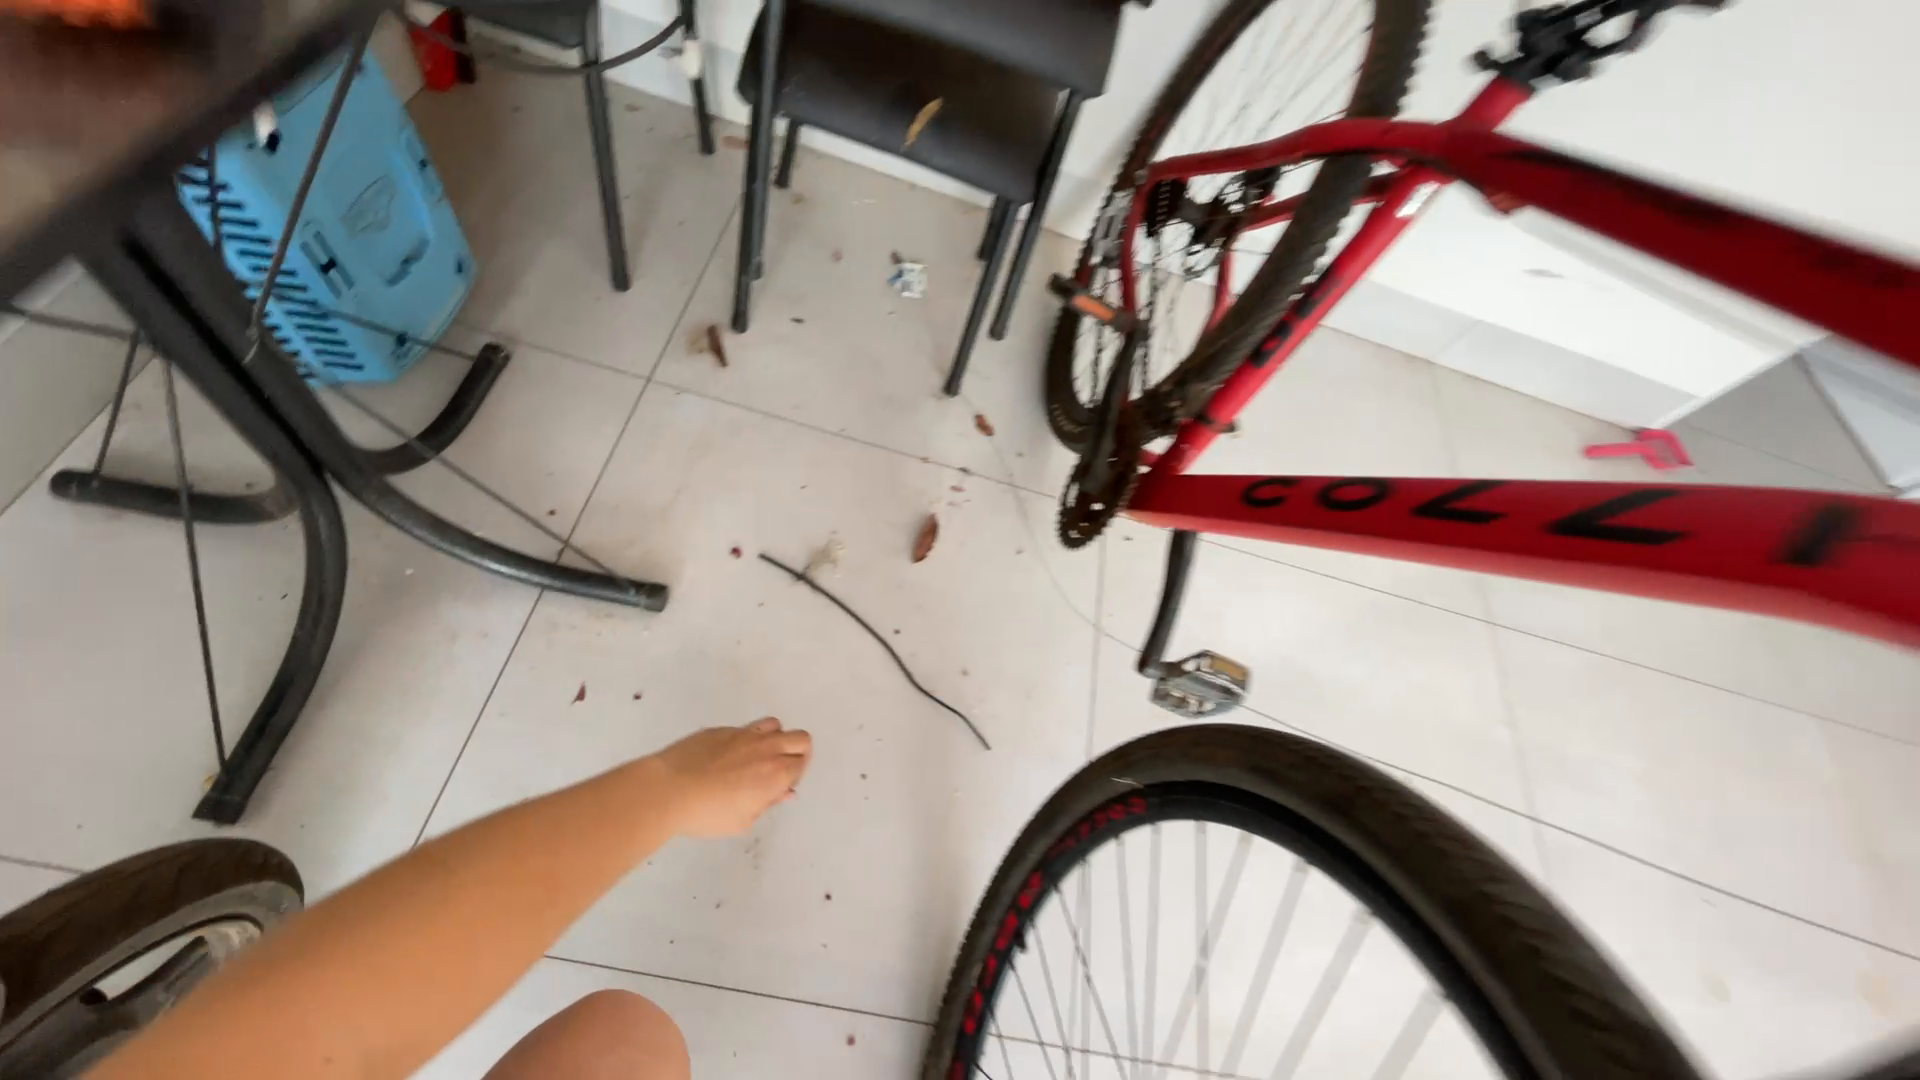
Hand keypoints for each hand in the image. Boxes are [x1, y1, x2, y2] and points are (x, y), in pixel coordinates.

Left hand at [644, 718, 812, 836]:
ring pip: (777, 725)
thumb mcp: (742, 821)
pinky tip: (727, 758)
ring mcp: (745, 735)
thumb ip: (767, 803)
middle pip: (801, 739)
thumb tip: (784, 792)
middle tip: (779, 770)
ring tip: (756, 758)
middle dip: (797, 753)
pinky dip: (747, 740)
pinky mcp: (723, 729)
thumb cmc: (707, 814)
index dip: (795, 776)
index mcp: (776, 773)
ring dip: (775, 740)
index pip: (802, 764)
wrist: (668, 790)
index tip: (780, 787)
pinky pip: (747, 729)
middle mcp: (767, 748)